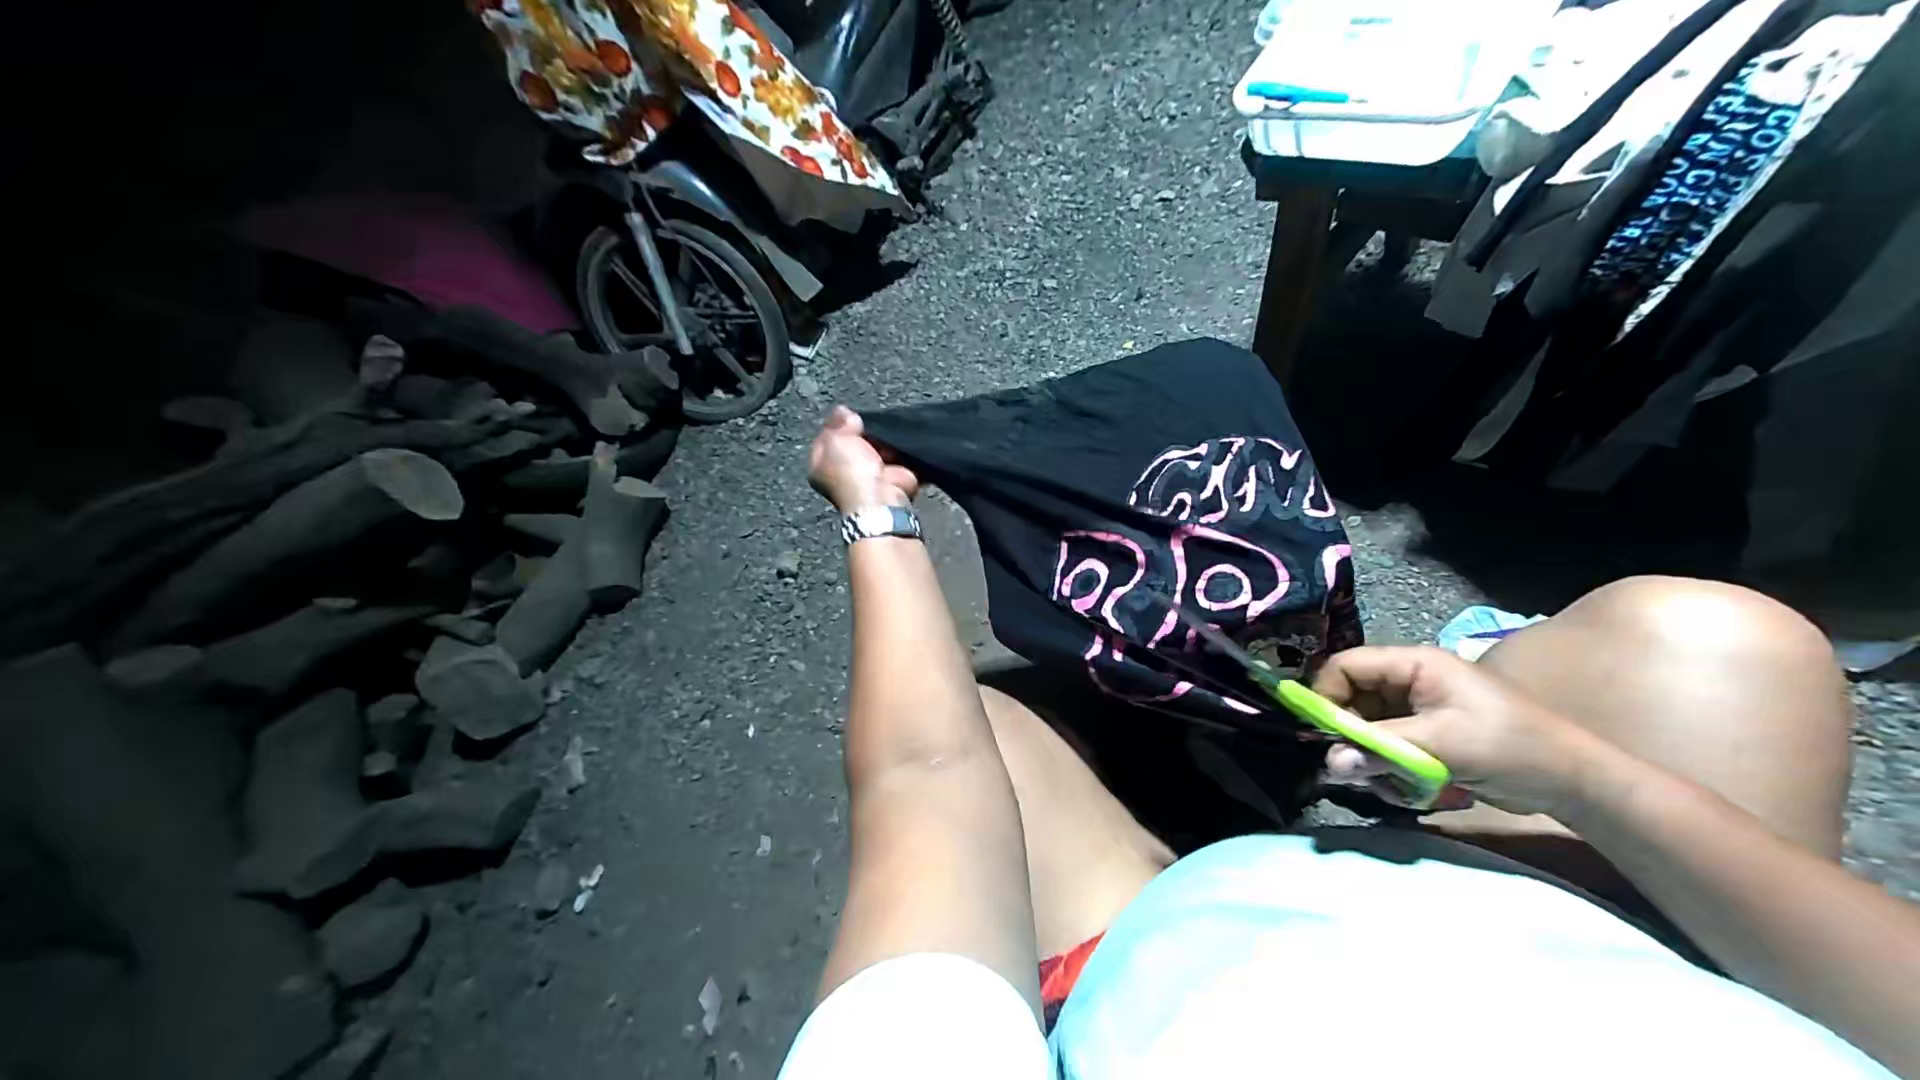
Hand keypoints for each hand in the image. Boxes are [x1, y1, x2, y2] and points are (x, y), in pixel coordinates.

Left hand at [808, 406, 919, 512]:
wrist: (880, 497)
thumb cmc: (850, 472)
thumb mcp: (835, 439)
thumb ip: (837, 422)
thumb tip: (843, 411)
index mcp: (822, 465)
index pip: (828, 438)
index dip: (837, 424)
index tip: (848, 416)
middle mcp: (844, 473)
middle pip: (853, 442)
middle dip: (862, 432)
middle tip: (867, 426)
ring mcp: (869, 476)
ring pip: (877, 447)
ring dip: (883, 441)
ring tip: (885, 437)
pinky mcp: (892, 478)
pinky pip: (897, 456)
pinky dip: (901, 451)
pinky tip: (898, 446)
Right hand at [1310, 646, 1604, 816]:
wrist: (1573, 781)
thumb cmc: (1510, 747)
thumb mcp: (1442, 745)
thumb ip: (1381, 749)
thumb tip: (1329, 762)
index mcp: (1413, 664)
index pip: (1345, 666)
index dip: (1325, 695)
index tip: (1322, 734)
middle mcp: (1408, 680)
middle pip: (1350, 696)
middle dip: (1348, 734)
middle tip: (1350, 767)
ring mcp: (1415, 708)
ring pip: (1364, 725)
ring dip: (1368, 757)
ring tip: (1387, 784)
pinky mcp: (1423, 733)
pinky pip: (1384, 745)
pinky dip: (1385, 768)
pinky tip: (1405, 789)